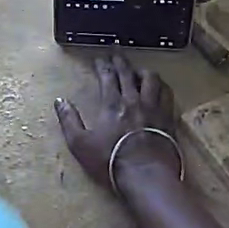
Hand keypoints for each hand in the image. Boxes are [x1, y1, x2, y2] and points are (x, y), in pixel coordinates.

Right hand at [54, 54, 178, 196]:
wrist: (146, 175)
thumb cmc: (110, 161)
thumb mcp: (80, 144)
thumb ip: (69, 120)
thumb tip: (60, 101)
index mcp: (112, 103)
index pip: (107, 76)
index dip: (102, 65)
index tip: (99, 59)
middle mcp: (134, 99)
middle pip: (128, 73)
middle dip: (121, 60)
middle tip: (117, 52)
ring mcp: (154, 107)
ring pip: (151, 79)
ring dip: (142, 71)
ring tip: (138, 70)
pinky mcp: (168, 117)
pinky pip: (167, 94)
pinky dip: (161, 86)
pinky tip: (159, 87)